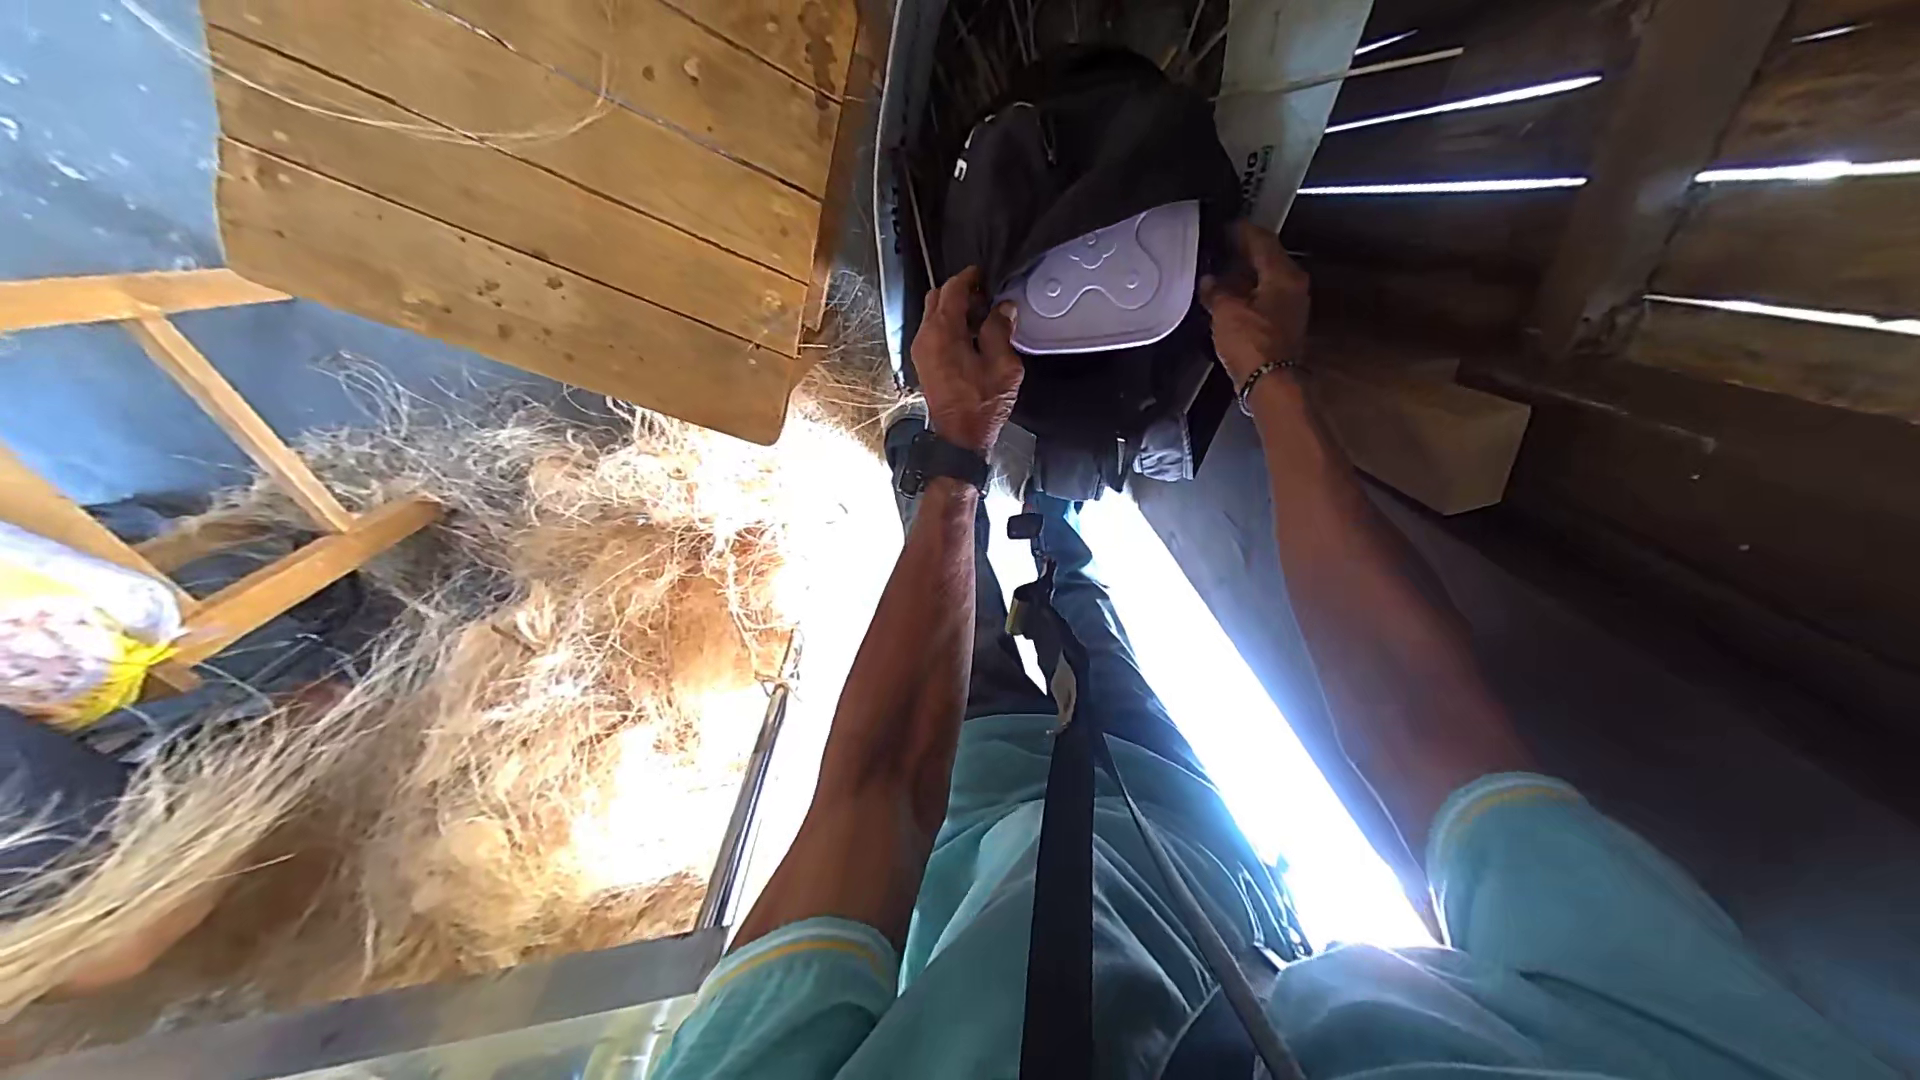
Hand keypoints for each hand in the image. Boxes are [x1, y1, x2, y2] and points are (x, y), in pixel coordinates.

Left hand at [912, 266, 1023, 454]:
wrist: (960, 439)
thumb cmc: (980, 407)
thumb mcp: (1002, 366)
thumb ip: (1000, 331)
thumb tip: (1003, 309)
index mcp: (942, 332)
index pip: (952, 289)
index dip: (970, 278)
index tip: (983, 274)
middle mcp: (925, 338)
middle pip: (938, 298)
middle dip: (961, 292)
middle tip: (986, 296)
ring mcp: (921, 352)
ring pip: (934, 315)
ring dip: (956, 310)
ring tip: (983, 318)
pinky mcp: (925, 364)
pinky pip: (934, 333)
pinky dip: (951, 327)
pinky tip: (972, 337)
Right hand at [1200, 222, 1310, 385]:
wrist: (1269, 382)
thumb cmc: (1253, 345)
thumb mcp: (1225, 311)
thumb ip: (1216, 291)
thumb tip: (1209, 282)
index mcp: (1283, 275)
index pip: (1263, 241)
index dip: (1243, 231)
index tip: (1228, 226)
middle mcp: (1293, 288)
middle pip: (1267, 260)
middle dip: (1243, 254)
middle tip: (1222, 248)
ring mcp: (1290, 308)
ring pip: (1265, 281)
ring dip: (1244, 276)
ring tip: (1220, 275)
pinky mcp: (1282, 326)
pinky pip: (1263, 300)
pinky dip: (1247, 295)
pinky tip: (1229, 301)